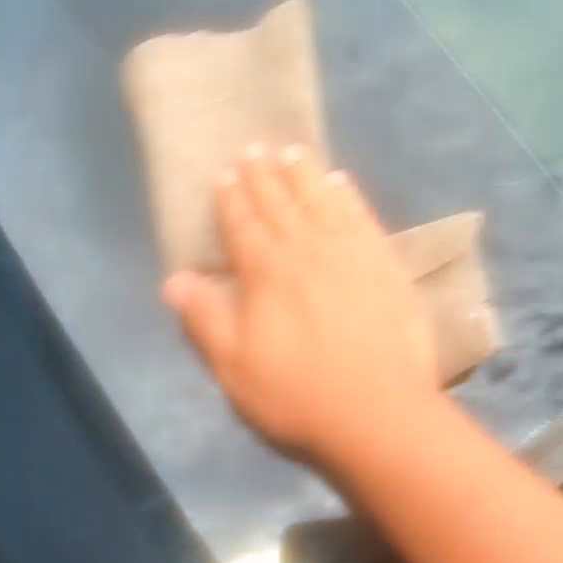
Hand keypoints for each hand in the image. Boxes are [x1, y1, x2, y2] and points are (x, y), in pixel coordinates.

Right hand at [162, 143, 441, 467]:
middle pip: (281, 204)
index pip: (243, 225)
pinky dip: (348, 197)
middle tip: (253, 148)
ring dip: (305, 174)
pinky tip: (343, 184)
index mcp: (266, 272)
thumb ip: (204, 320)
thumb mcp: (234, 367)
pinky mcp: (387, 267)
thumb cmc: (296, 396)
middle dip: (263, 176)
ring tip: (293, 151)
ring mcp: (352, 254)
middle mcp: (308, 250)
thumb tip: (174, 279)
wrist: (378, 414)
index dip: (231, 199)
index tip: (224, 172)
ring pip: (323, 201)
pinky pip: (362, 217)